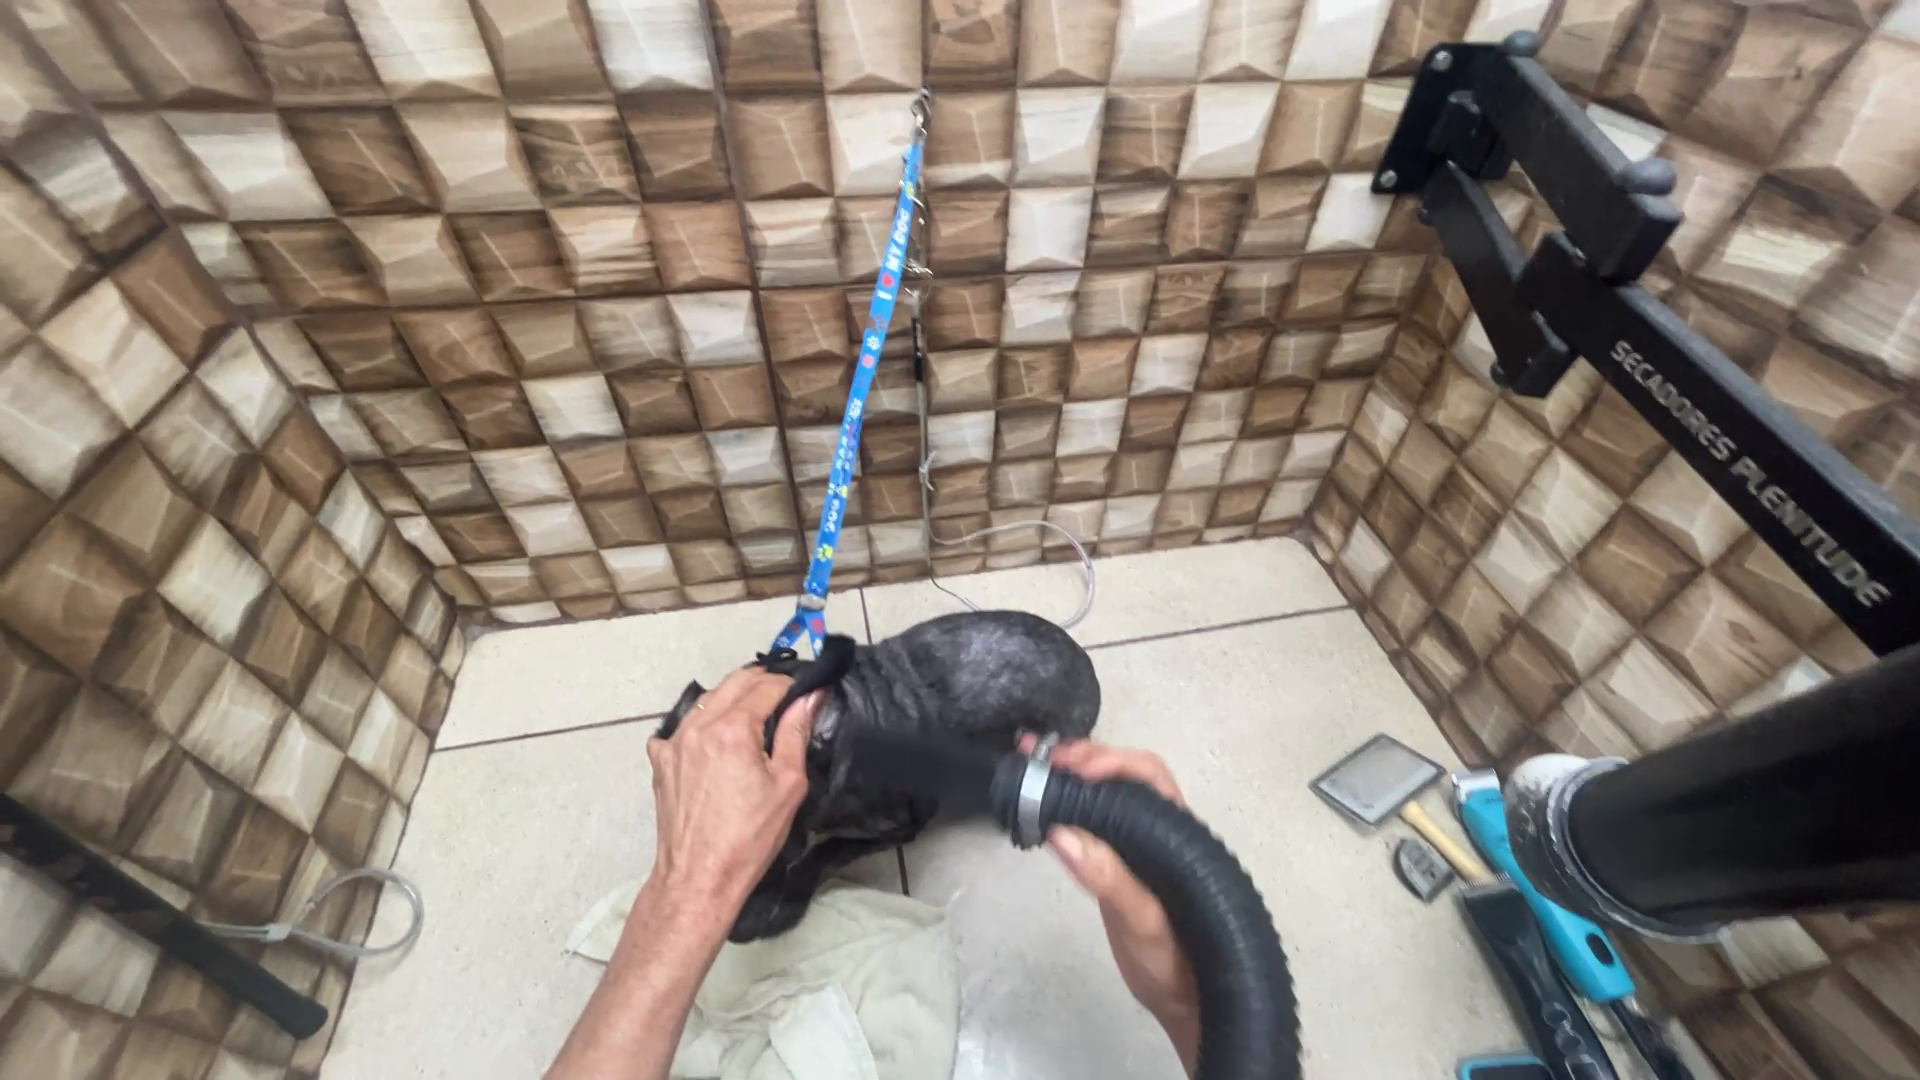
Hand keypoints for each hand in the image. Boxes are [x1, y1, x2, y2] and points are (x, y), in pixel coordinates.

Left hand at [647, 669, 819, 913]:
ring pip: (708, 698)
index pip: (767, 686)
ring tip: (756, 714)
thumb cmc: (750, 836)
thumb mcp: (788, 784)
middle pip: (735, 681)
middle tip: (785, 698)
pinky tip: (715, 739)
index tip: (805, 694)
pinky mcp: (660, 760)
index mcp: (733, 729)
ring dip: (735, 696)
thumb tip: (811, 696)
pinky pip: (681, 725)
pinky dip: (702, 721)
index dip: (791, 685)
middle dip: (764, 681)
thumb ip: (797, 732)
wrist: (698, 878)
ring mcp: (674, 741)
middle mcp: (699, 725)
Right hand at [1025, 736, 1201, 1076]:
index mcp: (1175, 829)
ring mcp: (1131, 841)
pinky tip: (1036, 796)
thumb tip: (1060, 833)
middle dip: (1081, 758)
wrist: (1182, 1002)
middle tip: (1041, 757)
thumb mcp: (1144, 921)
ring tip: (1030, 762)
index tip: (1072, 767)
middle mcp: (1155, 825)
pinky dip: (1061, 801)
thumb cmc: (1174, 960)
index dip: (1111, 762)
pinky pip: (1087, 818)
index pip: (1147, 774)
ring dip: (1067, 773)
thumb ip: (1109, 878)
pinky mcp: (1111, 858)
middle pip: (1120, 774)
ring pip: (1101, 792)